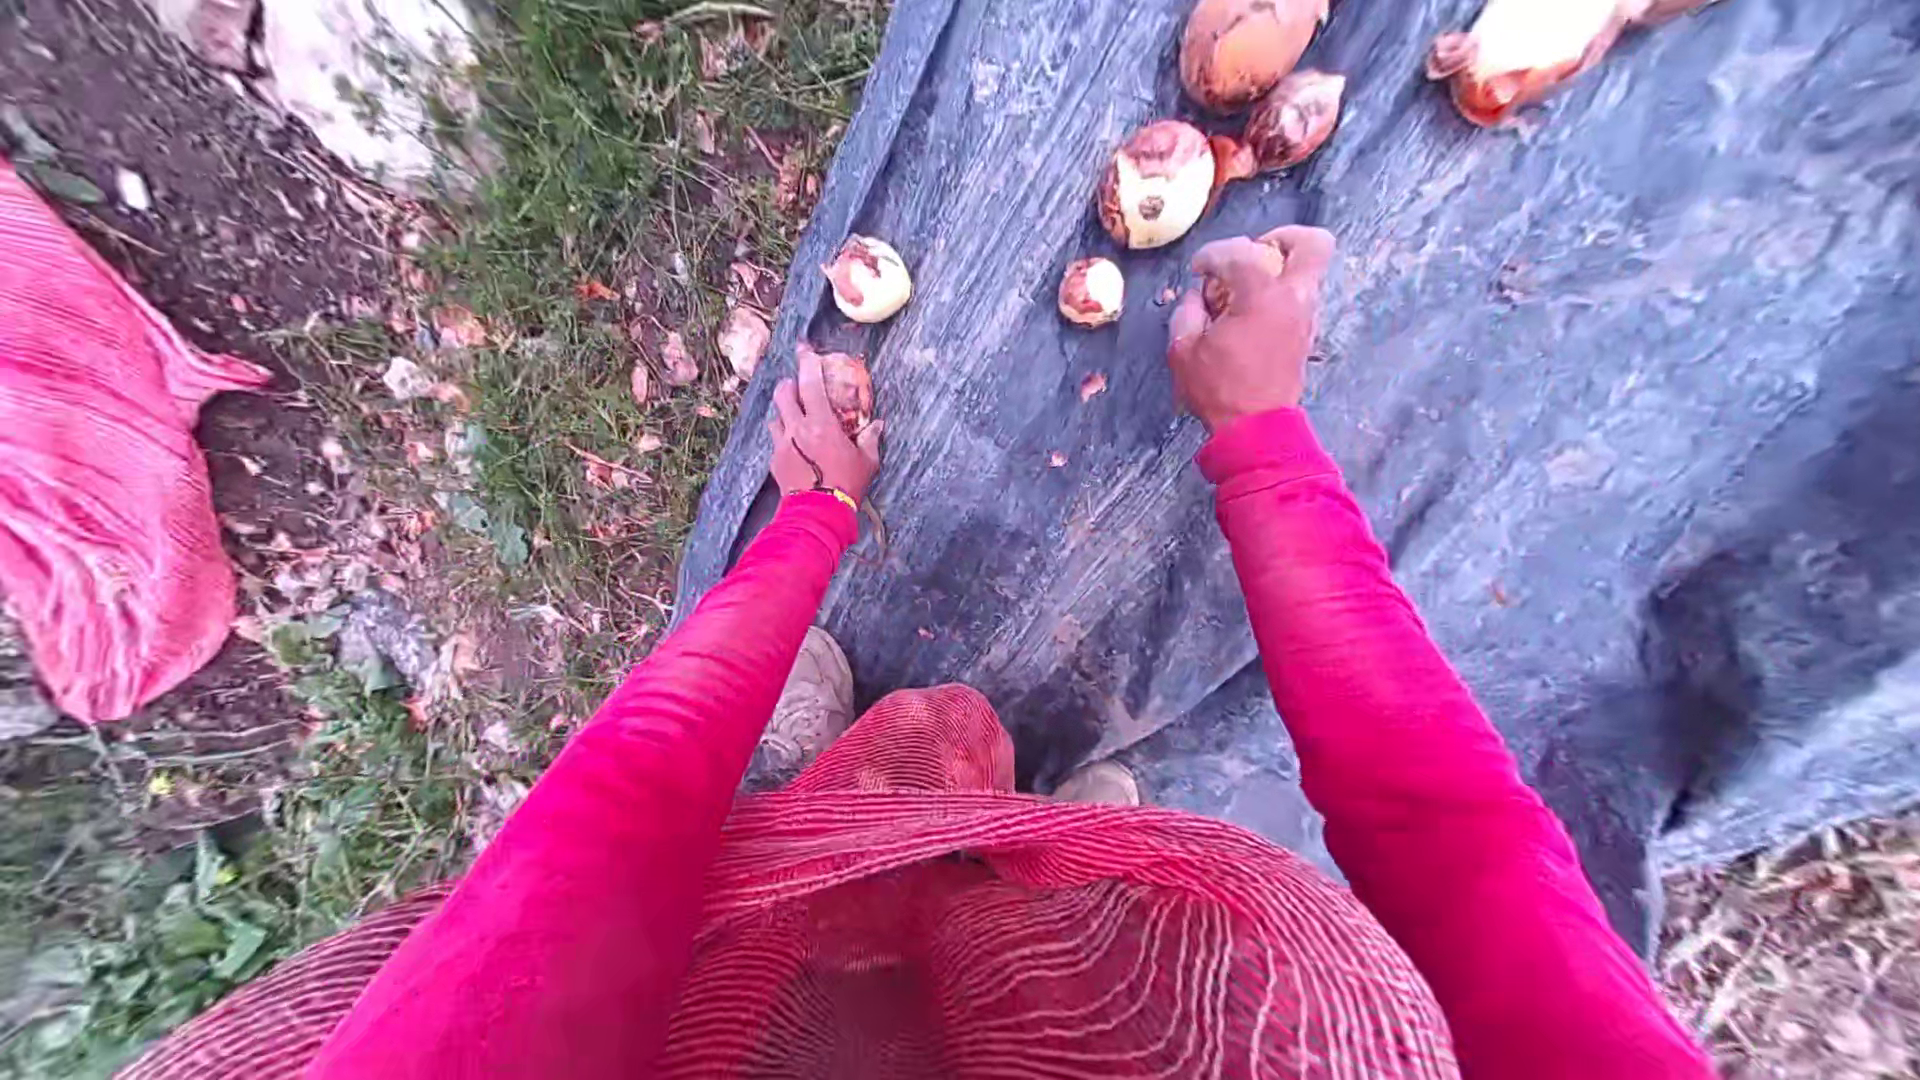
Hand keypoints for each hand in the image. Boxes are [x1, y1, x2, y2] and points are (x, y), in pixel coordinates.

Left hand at [768, 344, 883, 502]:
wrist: (818, 513)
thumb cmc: (846, 485)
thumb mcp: (866, 462)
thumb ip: (870, 439)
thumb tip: (877, 425)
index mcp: (821, 423)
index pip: (810, 382)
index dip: (807, 362)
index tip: (806, 349)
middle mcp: (797, 428)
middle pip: (783, 392)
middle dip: (790, 384)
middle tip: (799, 386)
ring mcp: (783, 444)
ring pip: (776, 415)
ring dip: (785, 411)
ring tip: (796, 418)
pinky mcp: (775, 460)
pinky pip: (776, 439)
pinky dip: (784, 436)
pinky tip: (795, 445)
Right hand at [1167, 225, 1336, 431]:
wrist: (1253, 427)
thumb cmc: (1218, 390)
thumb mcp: (1183, 351)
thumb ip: (1186, 313)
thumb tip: (1196, 298)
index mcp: (1261, 296)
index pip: (1239, 252)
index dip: (1212, 254)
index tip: (1197, 269)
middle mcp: (1293, 298)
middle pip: (1310, 243)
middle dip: (1280, 239)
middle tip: (1250, 255)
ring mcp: (1305, 317)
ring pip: (1308, 271)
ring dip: (1278, 271)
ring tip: (1245, 291)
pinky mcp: (1305, 335)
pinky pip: (1300, 298)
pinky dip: (1279, 295)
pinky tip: (1250, 316)